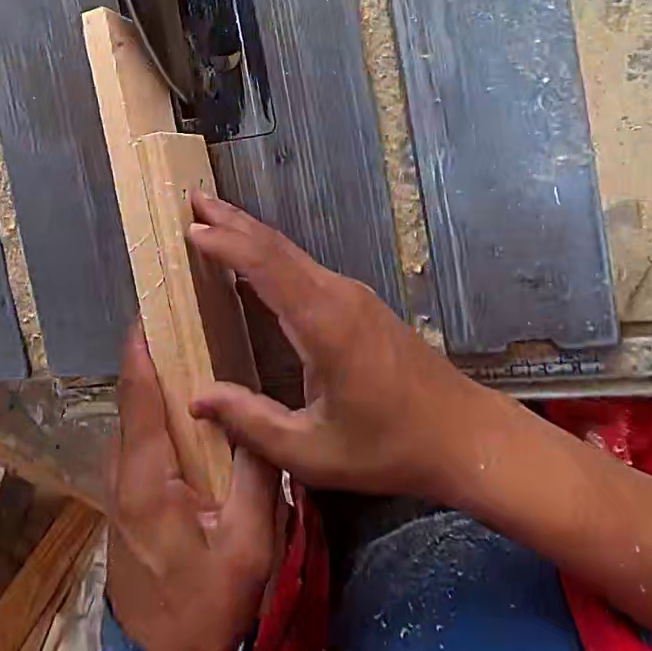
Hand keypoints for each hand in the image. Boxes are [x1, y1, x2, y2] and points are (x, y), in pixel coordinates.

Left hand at [107, 324, 279, 650]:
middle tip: (193, 305)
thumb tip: (259, 418)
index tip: (155, 301)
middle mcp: (124, 468)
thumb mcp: (247, 546)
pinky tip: (199, 391)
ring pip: (141, 409)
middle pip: (137, 392)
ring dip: (164, 370)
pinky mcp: (133, 490)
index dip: (143, 343)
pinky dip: (166, 400)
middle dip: (159, 346)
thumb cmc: (201, 604)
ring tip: (201, 334)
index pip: (139, 392)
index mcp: (146, 475)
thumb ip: (256, 477)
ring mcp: (124, 479)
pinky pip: (147, 429)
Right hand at [186, 195, 512, 502]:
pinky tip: (256, 261)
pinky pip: (307, 268)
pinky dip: (273, 255)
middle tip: (193, 199)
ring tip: (213, 221)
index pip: (266, 265)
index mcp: (324, 323)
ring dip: (252, 235)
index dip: (226, 242)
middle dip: (233, 220)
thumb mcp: (311, 451)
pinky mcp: (360, 303)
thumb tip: (197, 398)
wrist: (461, 433)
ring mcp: (354, 295)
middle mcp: (339, 295)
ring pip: (293, 253)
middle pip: (278, 246)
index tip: (190, 227)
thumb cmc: (388, 447)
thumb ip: (250, 422)